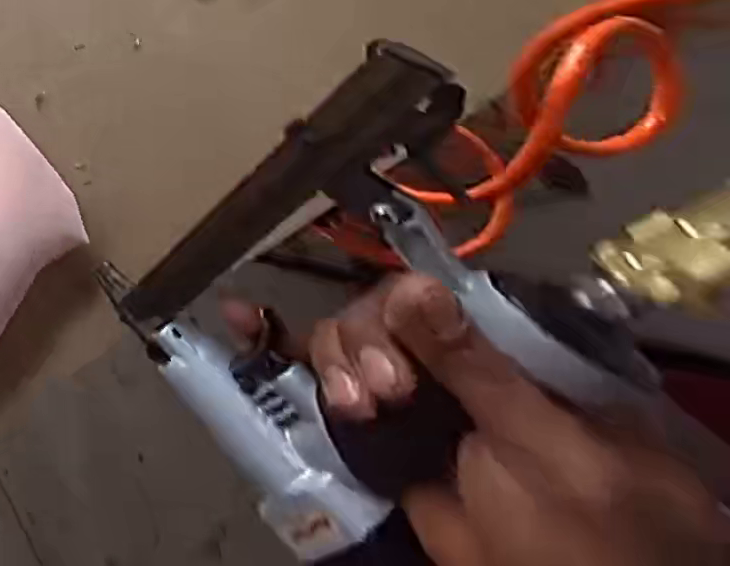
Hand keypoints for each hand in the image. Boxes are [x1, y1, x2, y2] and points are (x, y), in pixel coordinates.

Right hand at [242, 274, 729, 565]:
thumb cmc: (583, 538)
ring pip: (344, 339)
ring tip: (352, 407)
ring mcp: (414, 389)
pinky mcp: (373, 415)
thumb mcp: (543, 449)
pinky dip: (275, 342)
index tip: (398, 346)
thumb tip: (413, 286)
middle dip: (365, 346)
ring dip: (331, 361)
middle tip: (383, 393)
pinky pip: (317, 368)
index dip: (408, 307)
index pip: (446, 298)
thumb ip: (476, 367)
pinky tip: (241, 319)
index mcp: (523, 358)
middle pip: (383, 315)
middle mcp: (462, 361)